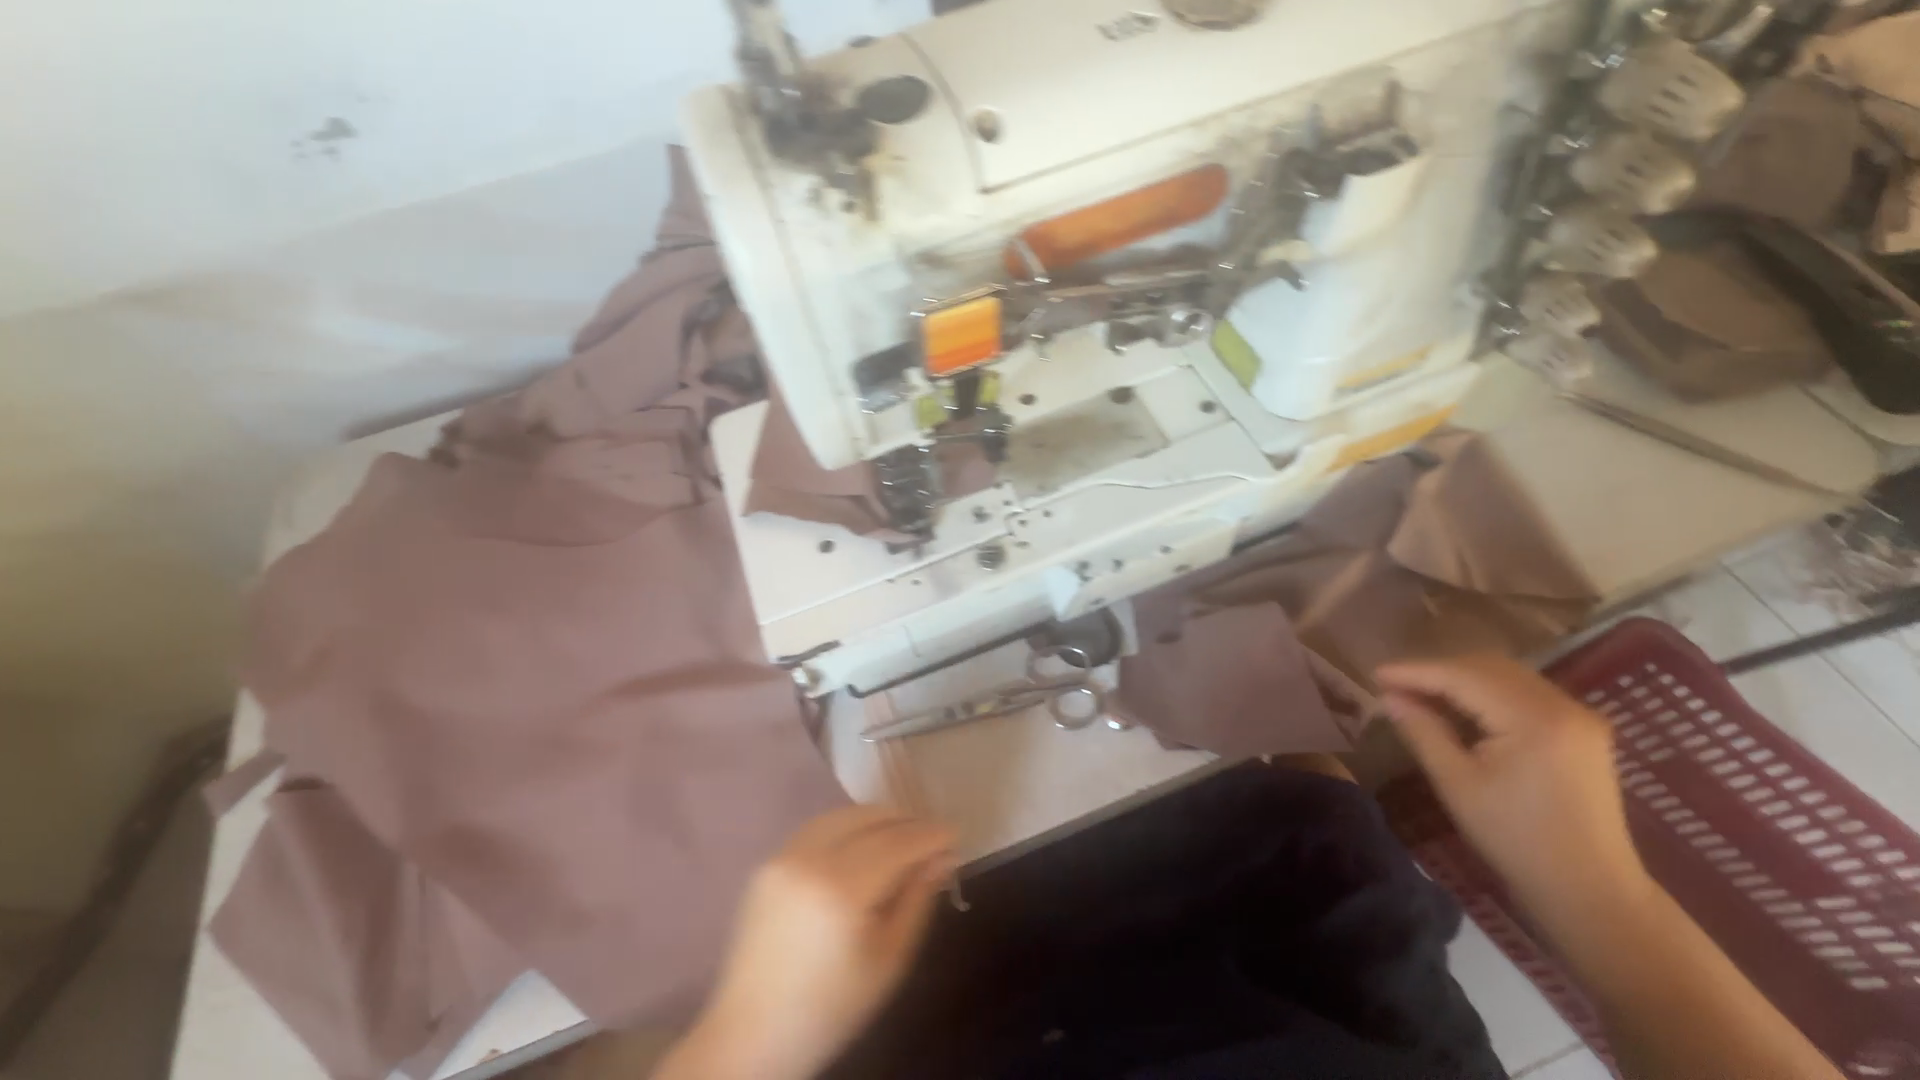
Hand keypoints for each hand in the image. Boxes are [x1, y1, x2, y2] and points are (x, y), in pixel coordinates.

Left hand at [660, 805, 957, 1079]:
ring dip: (875, 820)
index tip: (955, 833)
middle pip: (868, 819)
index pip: (897, 843)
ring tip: (902, 836)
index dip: (930, 834)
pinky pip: (816, 830)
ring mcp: (782, 857)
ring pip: (840, 817)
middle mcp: (808, 859)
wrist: (754, 1033)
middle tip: (932, 835)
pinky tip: (862, 845)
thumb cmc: (833, 1007)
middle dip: (905, 821)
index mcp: (841, 887)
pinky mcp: (767, 865)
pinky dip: (846, 828)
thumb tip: (943, 856)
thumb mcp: (890, 958)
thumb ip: (918, 899)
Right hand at [1375, 655, 1651, 917]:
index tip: (1376, 675)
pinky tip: (1462, 710)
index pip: (1464, 676)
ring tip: (1421, 695)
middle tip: (1396, 686)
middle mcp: (1563, 706)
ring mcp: (1580, 717)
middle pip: (1489, 668)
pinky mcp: (1583, 731)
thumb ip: (1423, 732)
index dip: (1416, 671)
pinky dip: (1489, 694)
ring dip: (1463, 680)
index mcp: (1535, 719)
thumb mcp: (1457, 784)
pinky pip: (1526, 695)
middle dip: (1439, 671)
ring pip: (1509, 677)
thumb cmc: (1515, 839)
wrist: (1589, 889)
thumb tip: (1389, 698)